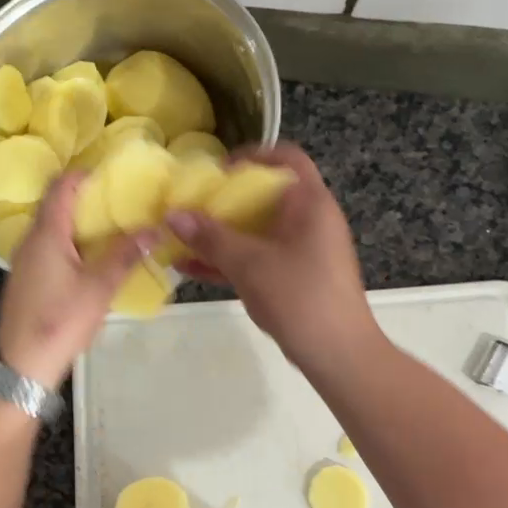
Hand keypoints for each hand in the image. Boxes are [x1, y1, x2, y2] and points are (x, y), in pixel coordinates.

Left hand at [0, 173, 157, 386]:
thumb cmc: (60, 322)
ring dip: (77, 227)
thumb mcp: (99, 288)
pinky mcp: (24, 283)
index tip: (114, 176)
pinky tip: (88, 262)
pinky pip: (46, 252)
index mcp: (46, 234)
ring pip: (50, 232)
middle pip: (55, 207)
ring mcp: (23, 263)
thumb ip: (125, 254)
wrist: (22, 366)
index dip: (86, 174)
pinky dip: (67, 247)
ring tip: (110, 232)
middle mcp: (29, 242)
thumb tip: (154, 228)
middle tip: (119, 204)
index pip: (61, 186)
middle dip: (86, 201)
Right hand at [166, 144, 379, 366]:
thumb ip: (210, 238)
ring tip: (179, 240)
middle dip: (222, 202)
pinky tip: (190, 268)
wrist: (336, 351)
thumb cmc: (299, 296)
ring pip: (254, 231)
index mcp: (309, 203)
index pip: (285, 158)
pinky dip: (226, 260)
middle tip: (188, 207)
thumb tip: (172, 215)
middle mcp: (308, 220)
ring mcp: (300, 250)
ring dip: (218, 235)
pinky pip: (254, 259)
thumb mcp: (249, 263)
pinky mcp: (291, 277)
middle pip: (263, 196)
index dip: (250, 156)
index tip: (214, 171)